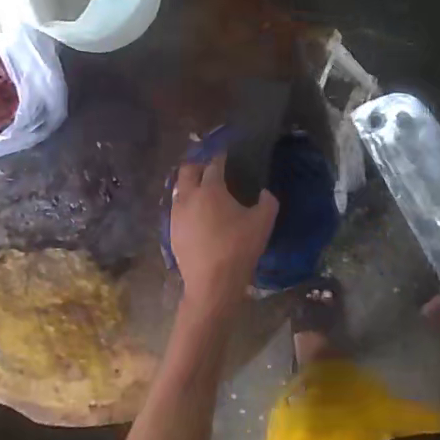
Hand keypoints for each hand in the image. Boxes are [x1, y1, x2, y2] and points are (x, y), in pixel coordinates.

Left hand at [170, 154, 278, 312]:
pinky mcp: (171, 232)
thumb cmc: (239, 248)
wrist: (212, 284)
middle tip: (211, 169)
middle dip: (199, 165)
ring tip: (203, 191)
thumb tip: (265, 193)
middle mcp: (188, 196)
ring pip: (179, 190)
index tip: (227, 155)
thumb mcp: (263, 223)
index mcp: (210, 189)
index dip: (221, 158)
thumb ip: (267, 202)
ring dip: (189, 185)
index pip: (214, 164)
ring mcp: (176, 215)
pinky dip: (186, 205)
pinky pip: (177, 210)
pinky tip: (197, 215)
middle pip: (187, 170)